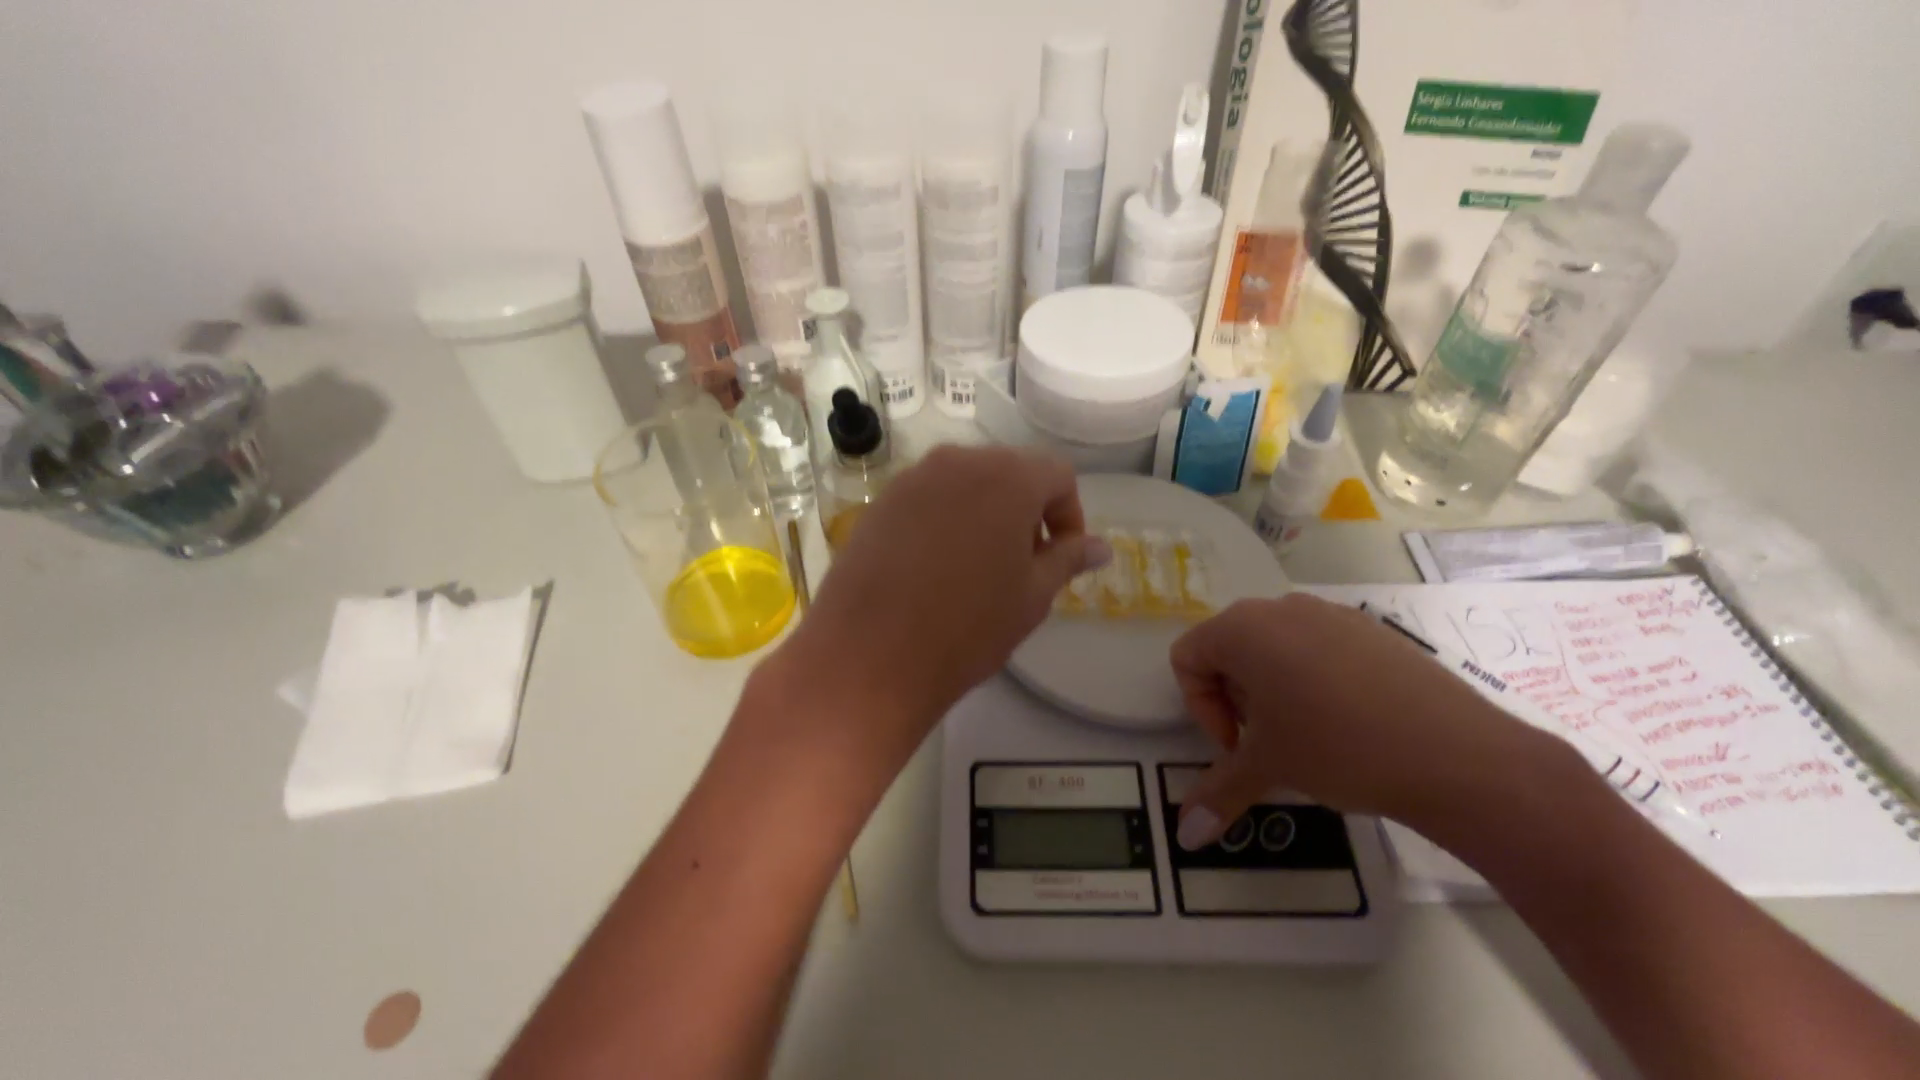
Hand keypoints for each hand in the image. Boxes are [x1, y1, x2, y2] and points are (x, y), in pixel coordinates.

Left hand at [782, 446, 1110, 756]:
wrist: (869, 655)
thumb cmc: (967, 627)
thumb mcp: (1032, 596)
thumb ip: (1068, 559)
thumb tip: (1100, 547)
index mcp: (1008, 477)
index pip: (1058, 474)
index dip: (1069, 515)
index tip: (1060, 559)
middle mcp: (959, 462)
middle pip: (1010, 472)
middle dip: (1027, 512)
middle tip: (1022, 565)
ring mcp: (913, 479)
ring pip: (966, 483)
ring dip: (985, 514)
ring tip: (977, 569)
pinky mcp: (880, 502)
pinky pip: (928, 499)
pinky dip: (945, 521)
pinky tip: (934, 569)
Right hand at [1168, 593, 1556, 848]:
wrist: (1456, 753)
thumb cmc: (1337, 747)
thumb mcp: (1268, 768)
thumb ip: (1218, 792)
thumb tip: (1185, 837)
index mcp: (1243, 628)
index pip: (1188, 657)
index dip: (1201, 708)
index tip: (1237, 746)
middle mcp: (1282, 608)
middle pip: (1230, 649)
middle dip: (1237, 699)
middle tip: (1269, 741)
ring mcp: (1332, 613)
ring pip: (1277, 648)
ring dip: (1274, 691)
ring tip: (1308, 735)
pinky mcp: (1373, 629)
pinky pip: (1321, 648)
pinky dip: (1316, 681)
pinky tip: (1349, 723)